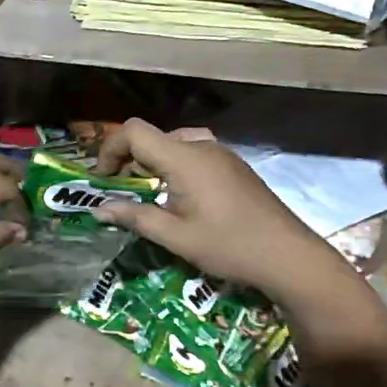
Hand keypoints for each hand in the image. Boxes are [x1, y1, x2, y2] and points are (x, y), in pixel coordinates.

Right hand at [91, 119, 352, 303]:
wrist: (287, 255)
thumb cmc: (228, 246)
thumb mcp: (175, 237)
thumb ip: (134, 217)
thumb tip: (99, 208)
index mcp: (184, 157)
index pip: (133, 131)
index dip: (110, 149)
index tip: (103, 180)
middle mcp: (202, 146)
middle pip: (153, 137)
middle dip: (129, 160)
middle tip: (120, 193)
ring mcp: (222, 154)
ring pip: (174, 144)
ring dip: (153, 164)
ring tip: (148, 195)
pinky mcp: (234, 166)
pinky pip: (194, 154)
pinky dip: (175, 167)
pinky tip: (179, 198)